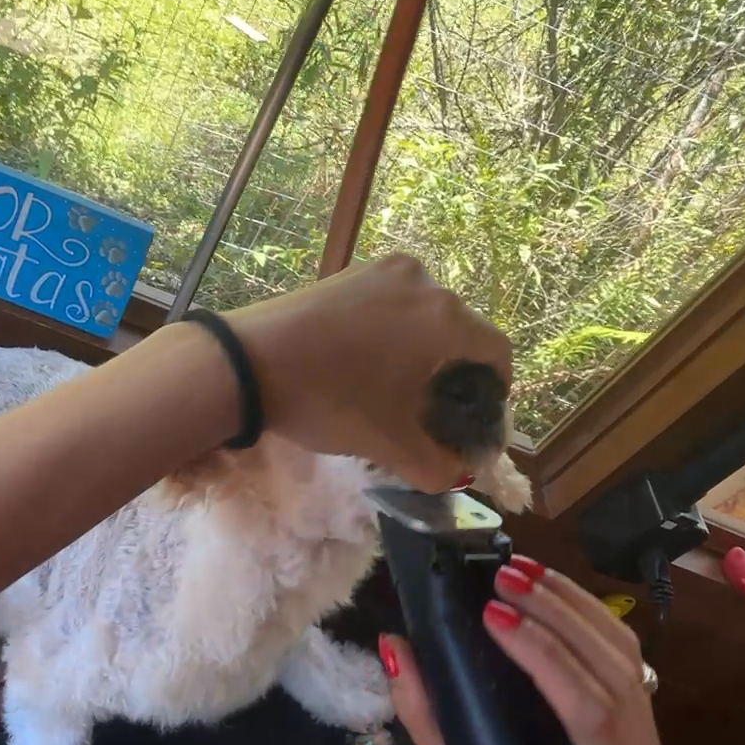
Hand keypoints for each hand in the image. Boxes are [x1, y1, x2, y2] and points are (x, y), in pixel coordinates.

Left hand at [221, 253, 511, 491]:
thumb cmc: (329, 399)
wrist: (247, 362)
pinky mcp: (348, 270)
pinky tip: (364, 361)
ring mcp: (382, 270)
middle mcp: (423, 281)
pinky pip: (390, 303)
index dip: (494, 393)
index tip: (473, 421)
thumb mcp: (388, 443)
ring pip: (424, 316)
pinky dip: (392, 332)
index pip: (497, 352)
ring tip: (394, 388)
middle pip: (460, 332)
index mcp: (445, 317)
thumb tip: (458, 474)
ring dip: (421, 352)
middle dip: (454, 374)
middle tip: (431, 413)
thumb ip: (438, 466)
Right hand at [380, 557, 678, 744]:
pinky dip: (583, 605)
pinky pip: (623, 642)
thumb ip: (425, 715)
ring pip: (624, 650)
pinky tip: (547, 580)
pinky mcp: (647, 704)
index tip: (492, 613)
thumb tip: (394, 644)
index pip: (590, 715)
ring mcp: (656, 735)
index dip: (545, 656)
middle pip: (612, 671)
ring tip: (517, 568)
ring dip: (569, 601)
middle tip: (501, 578)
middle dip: (555, 614)